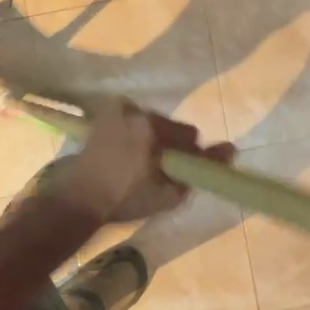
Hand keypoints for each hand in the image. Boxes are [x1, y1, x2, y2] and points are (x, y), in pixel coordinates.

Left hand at [50, 100, 234, 222]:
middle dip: (169, 145)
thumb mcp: (169, 191)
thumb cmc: (124, 197)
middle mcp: (132, 110)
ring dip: (151, 140)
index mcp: (150, 124)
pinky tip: (126, 158)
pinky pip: (130, 124)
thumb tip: (231, 149)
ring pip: (148, 124)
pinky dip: (134, 136)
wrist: (78, 199)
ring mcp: (113, 112)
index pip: (188, 134)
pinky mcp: (101, 119)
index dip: (190, 155)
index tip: (182, 172)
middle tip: (159, 171)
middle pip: (167, 126)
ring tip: (141, 167)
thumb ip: (201, 168)